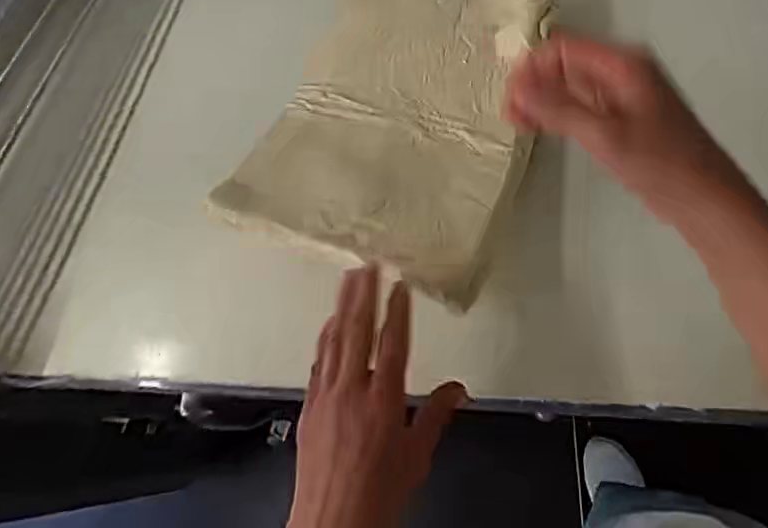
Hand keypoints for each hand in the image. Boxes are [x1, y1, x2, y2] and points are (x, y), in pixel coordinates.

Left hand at [288, 266, 466, 527]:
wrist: (333, 524)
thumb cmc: (376, 497)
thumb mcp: (416, 458)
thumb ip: (436, 417)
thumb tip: (458, 390)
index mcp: (383, 402)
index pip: (393, 344)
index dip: (397, 311)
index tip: (399, 286)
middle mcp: (353, 391)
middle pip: (359, 330)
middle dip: (365, 293)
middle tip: (369, 264)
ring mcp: (327, 395)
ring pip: (335, 338)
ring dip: (343, 304)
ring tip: (348, 278)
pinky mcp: (309, 404)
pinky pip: (318, 359)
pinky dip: (325, 336)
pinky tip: (329, 322)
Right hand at [505, 33, 752, 222]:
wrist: (708, 203)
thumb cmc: (662, 165)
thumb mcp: (605, 136)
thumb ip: (558, 109)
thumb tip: (517, 87)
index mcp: (622, 64)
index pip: (562, 47)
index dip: (532, 67)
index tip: (512, 97)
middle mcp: (620, 70)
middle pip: (562, 63)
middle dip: (532, 84)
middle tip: (511, 115)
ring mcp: (621, 93)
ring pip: (568, 84)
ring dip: (541, 99)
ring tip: (519, 124)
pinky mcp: (620, 115)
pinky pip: (579, 102)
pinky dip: (556, 112)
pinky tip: (540, 128)